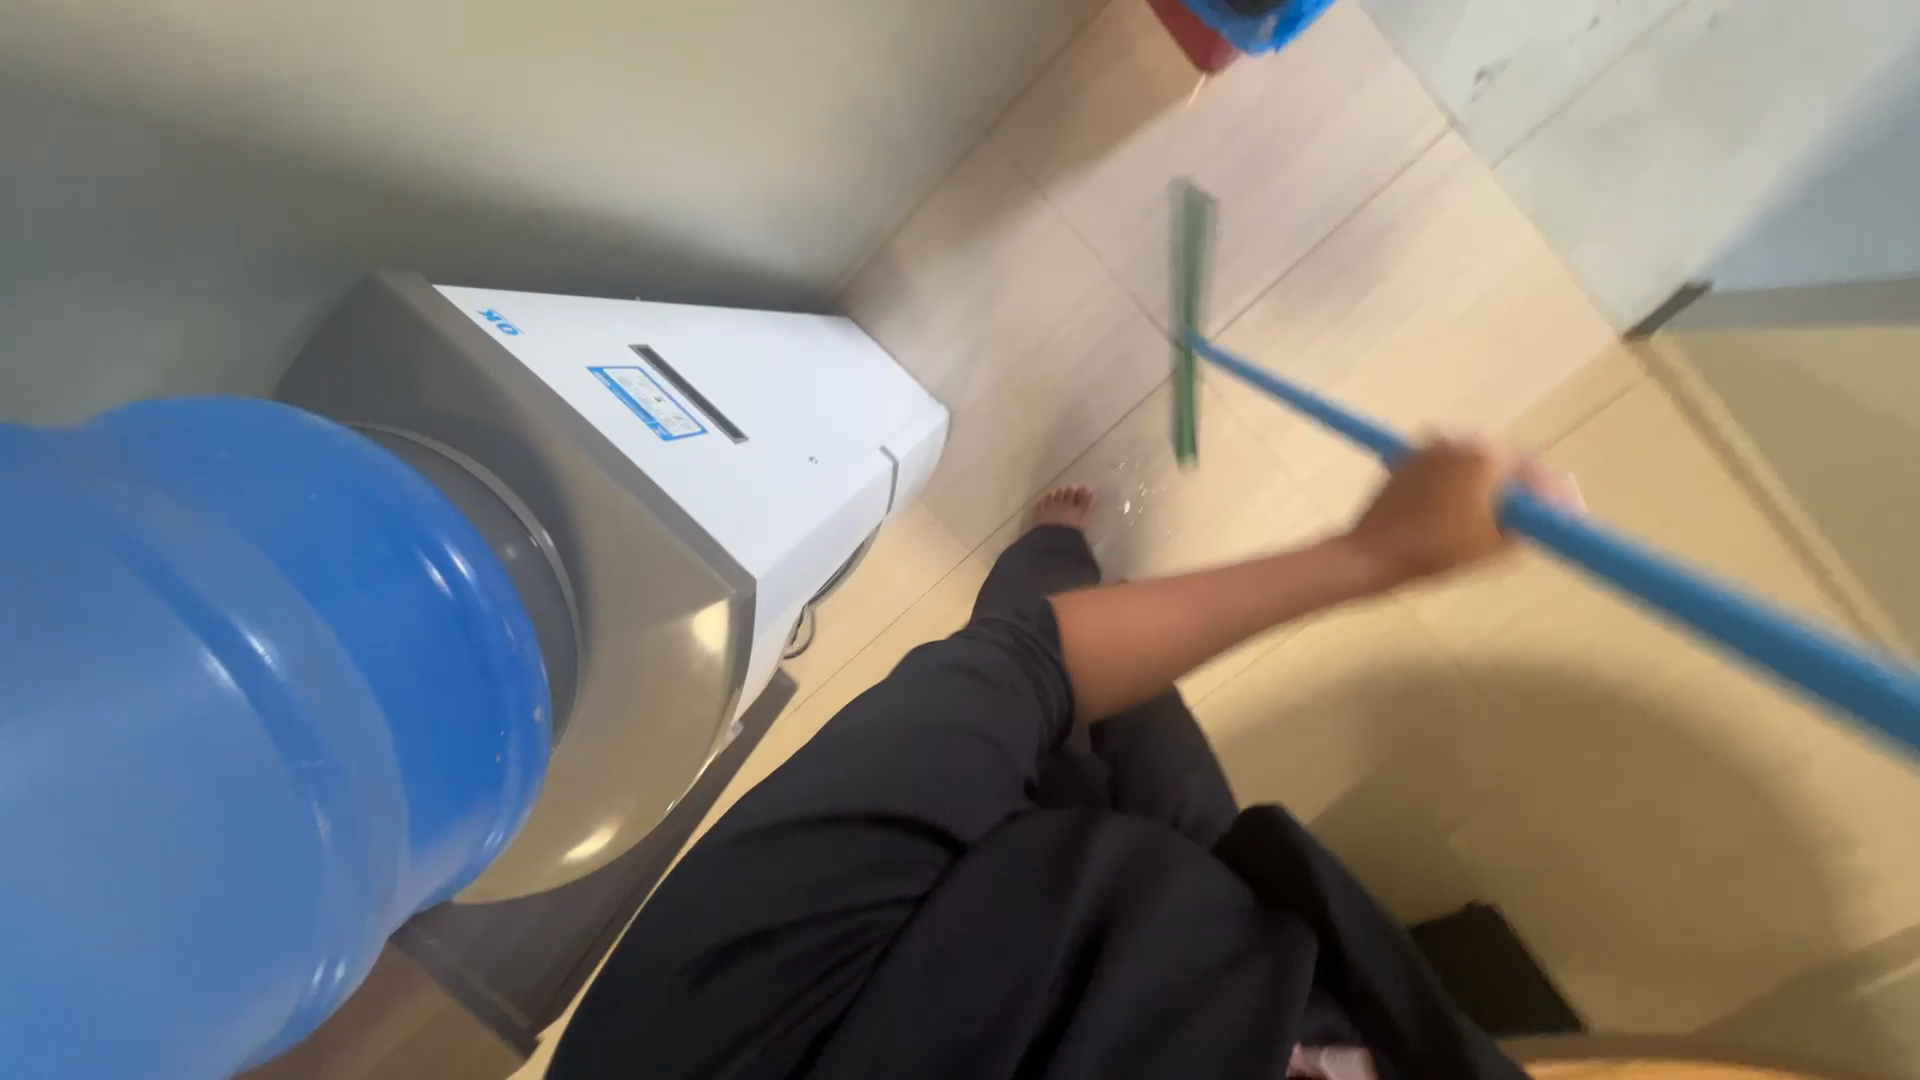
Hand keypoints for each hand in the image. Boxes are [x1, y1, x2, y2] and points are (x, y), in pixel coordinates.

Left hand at [1342, 436, 1581, 586]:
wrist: (1372, 554)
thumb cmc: (1436, 550)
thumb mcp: (1500, 542)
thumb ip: (1535, 521)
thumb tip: (1557, 509)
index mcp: (1484, 456)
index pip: (1533, 469)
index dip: (1551, 494)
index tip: (1563, 516)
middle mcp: (1456, 440)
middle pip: (1503, 460)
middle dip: (1518, 486)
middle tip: (1529, 517)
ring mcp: (1425, 447)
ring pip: (1473, 462)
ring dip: (1486, 482)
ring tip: (1493, 515)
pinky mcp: (1404, 459)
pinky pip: (1445, 466)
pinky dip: (1457, 481)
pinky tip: (1460, 507)